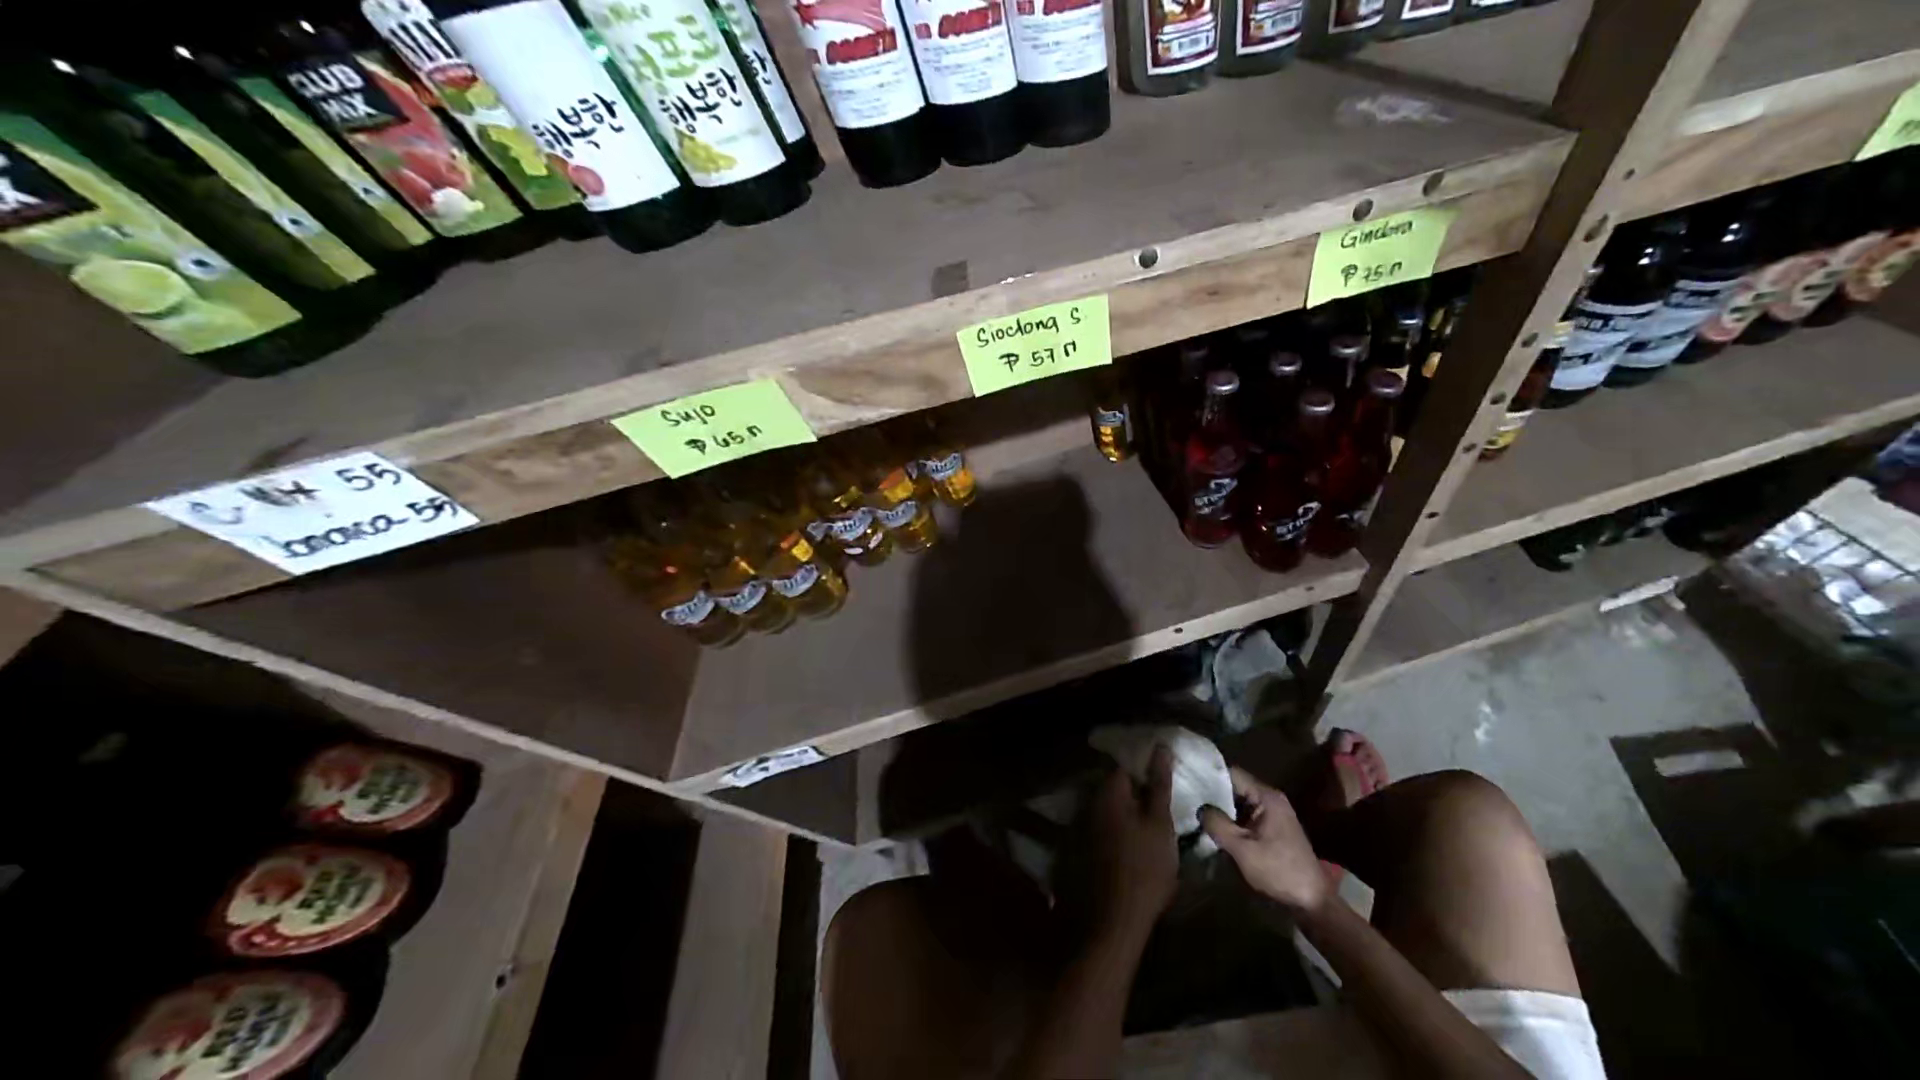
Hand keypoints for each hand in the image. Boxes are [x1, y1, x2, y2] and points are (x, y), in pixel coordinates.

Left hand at [1086, 743, 1178, 938]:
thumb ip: (1159, 784)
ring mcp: (1081, 825)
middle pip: (1114, 785)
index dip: (1145, 768)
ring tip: (1151, 820)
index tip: (1164, 777)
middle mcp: (1088, 802)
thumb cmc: (1145, 867)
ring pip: (1108, 806)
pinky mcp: (1080, 846)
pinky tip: (1133, 840)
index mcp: (1107, 792)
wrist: (1115, 919)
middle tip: (1161, 800)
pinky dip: (1117, 826)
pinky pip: (1102, 825)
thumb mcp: (1160, 823)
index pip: (1124, 764)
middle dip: (1136, 788)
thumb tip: (1160, 747)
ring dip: (1127, 809)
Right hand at [1200, 767, 1333, 915]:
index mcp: (1267, 797)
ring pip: (1238, 803)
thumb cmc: (1278, 871)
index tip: (1187, 779)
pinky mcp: (1272, 829)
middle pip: (1235, 787)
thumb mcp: (1242, 849)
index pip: (1232, 773)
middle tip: (1186, 798)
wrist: (1312, 901)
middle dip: (1212, 793)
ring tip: (1194, 812)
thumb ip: (1218, 824)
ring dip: (1220, 809)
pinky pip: (1245, 816)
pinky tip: (1213, 828)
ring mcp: (1273, 814)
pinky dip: (1231, 820)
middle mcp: (1271, 800)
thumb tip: (1200, 809)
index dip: (1209, 775)